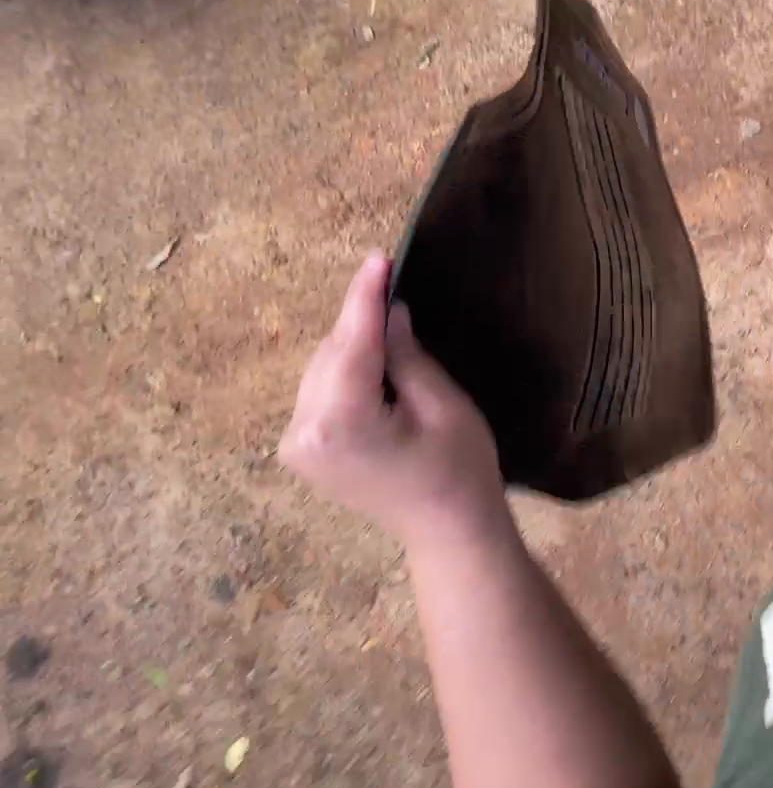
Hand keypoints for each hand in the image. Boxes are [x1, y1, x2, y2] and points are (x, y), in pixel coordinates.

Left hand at [279, 254, 509, 550]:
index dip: (364, 299)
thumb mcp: (445, 407)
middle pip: (330, 357)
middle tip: (391, 285)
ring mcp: (296, 444)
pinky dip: (347, 371)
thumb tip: (389, 314)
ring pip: (322, 372)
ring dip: (353, 345)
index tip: (378, 259)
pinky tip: (374, 361)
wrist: (449, 528)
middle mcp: (301, 432)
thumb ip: (408, 359)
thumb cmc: (461, 468)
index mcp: (339, 423)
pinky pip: (322, 393)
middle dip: (359, 322)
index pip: (350, 345)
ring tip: (388, 323)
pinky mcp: (303, 450)